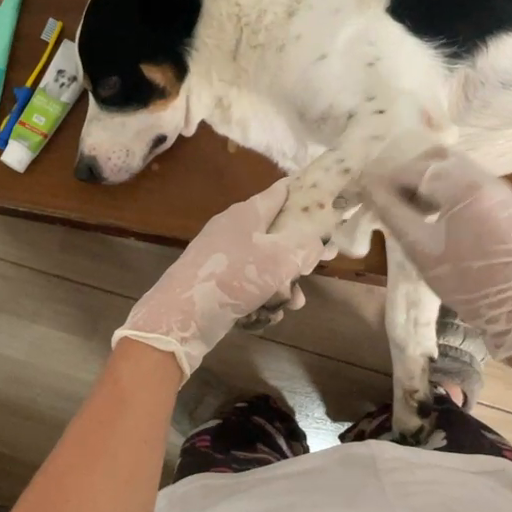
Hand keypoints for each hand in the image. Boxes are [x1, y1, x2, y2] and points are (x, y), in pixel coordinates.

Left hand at [114, 180, 326, 376]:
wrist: (182, 317)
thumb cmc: (234, 278)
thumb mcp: (281, 258)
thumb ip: (307, 245)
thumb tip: (316, 243)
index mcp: (247, 214)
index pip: (281, 193)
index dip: (307, 197)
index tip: (329, 206)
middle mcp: (233, 231)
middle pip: (277, 235)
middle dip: (298, 257)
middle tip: (315, 270)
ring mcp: (223, 259)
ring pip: (266, 267)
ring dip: (282, 285)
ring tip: (291, 304)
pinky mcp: (217, 285)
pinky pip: (249, 287)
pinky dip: (262, 299)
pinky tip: (268, 315)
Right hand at [363, 147, 511, 360]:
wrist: (511, 303)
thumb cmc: (461, 279)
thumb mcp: (418, 247)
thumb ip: (391, 211)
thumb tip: (367, 186)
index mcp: (465, 189)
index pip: (416, 169)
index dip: (388, 178)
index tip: (368, 191)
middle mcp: (485, 178)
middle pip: (436, 159)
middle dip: (408, 173)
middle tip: (387, 195)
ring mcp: (497, 187)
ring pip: (452, 165)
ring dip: (425, 178)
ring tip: (407, 203)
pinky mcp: (501, 198)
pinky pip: (466, 177)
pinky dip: (443, 185)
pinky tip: (430, 208)